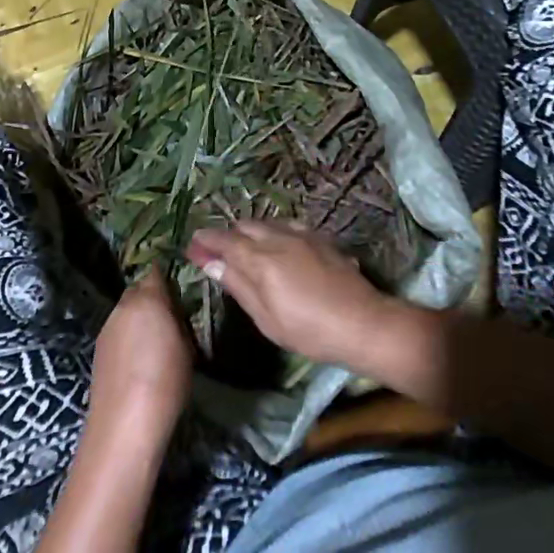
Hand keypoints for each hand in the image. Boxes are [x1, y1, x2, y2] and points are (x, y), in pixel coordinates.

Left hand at [89, 268, 191, 435]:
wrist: (124, 426)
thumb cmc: (165, 380)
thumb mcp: (187, 345)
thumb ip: (178, 319)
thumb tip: (173, 310)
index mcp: (147, 299)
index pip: (155, 272)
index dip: (168, 276)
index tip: (182, 287)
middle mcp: (122, 308)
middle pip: (138, 290)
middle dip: (153, 296)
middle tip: (173, 313)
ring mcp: (106, 330)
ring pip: (126, 312)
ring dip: (140, 317)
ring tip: (158, 338)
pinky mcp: (98, 353)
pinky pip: (118, 332)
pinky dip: (129, 336)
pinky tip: (140, 358)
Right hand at [186, 220, 404, 369]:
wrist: (361, 321)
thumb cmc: (308, 330)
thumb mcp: (266, 317)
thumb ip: (238, 285)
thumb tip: (211, 262)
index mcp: (263, 259)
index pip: (226, 240)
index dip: (207, 241)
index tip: (192, 246)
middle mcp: (281, 238)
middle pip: (247, 226)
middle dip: (228, 234)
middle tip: (216, 251)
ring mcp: (305, 235)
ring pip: (269, 222)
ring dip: (252, 231)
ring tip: (245, 248)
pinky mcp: (322, 238)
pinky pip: (290, 226)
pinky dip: (275, 231)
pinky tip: (278, 245)